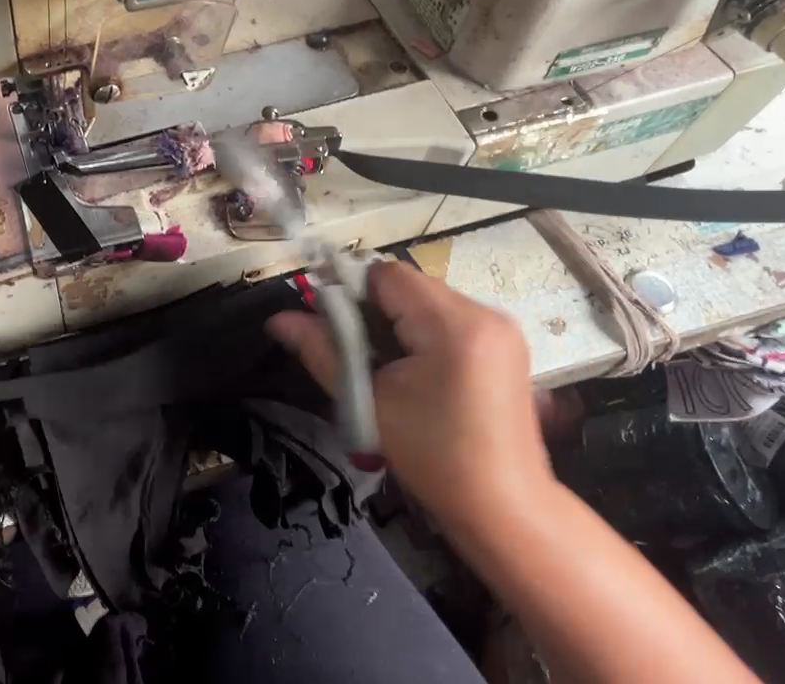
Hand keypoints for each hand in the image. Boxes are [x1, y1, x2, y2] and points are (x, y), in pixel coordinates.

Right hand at [268, 261, 553, 526]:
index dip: (350, 293)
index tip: (331, 328)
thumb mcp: (369, 402)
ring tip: (386, 368)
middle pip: (407, 285)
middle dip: (374, 311)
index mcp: (454, 324)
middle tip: (357, 356)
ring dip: (396, 322)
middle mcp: (485, 312)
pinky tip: (414, 373)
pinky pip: (448, 319)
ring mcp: (502, 328)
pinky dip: (421, 334)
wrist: (504, 508)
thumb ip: (322, 350)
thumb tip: (279, 319)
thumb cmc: (434, 457)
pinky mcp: (506, 345)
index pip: (386, 275)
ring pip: (425, 301)